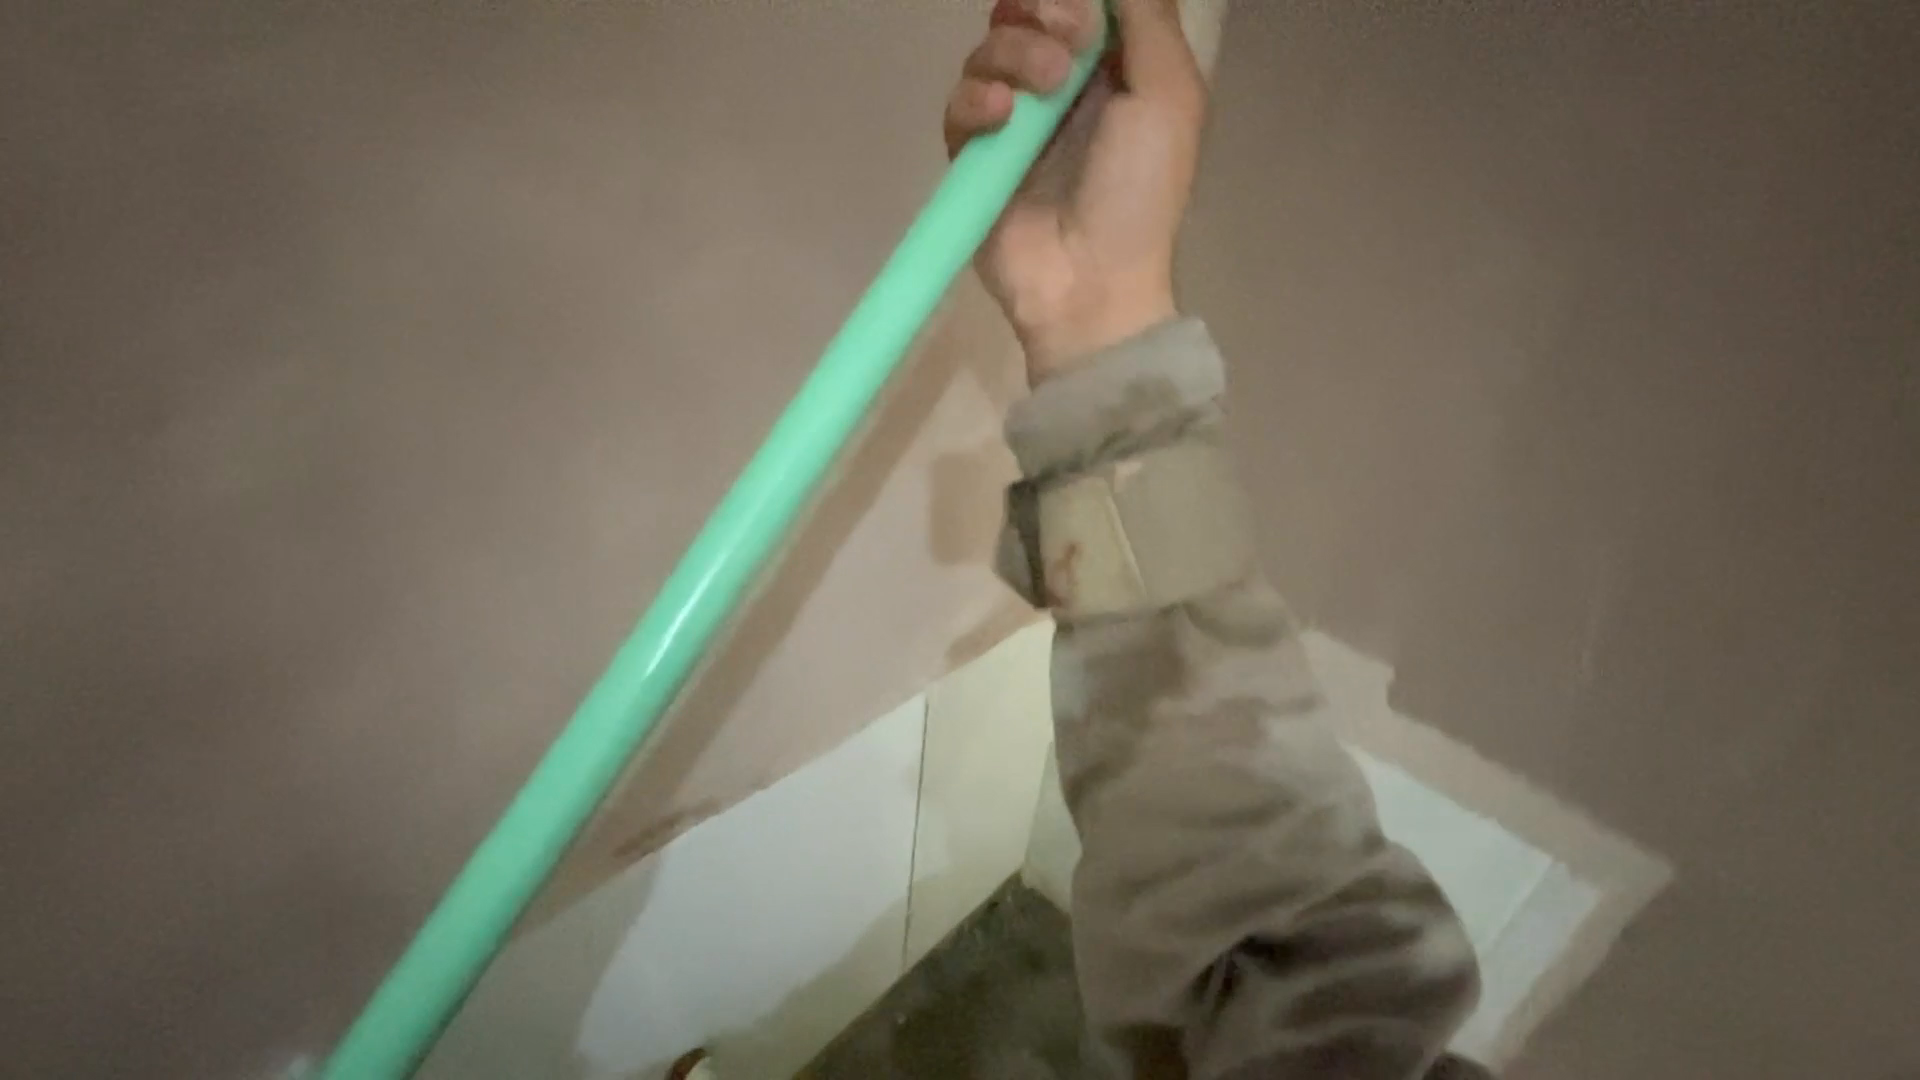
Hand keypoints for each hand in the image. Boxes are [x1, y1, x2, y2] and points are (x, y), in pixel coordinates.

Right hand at [943, 0, 1205, 384]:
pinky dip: (975, 100)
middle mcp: (1061, 91)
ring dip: (1014, 54)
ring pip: (989, 51)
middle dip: (1041, 10)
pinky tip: (1000, 118)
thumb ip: (1147, 20)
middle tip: (1067, 49)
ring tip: (1044, 93)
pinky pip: (958, 105)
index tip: (1086, 17)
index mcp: (1113, 72)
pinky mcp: (975, 159)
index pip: (1078, 4)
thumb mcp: (1169, 99)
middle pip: (1026, 13)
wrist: (1090, 283)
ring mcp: (1015, 126)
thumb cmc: (1139, 195)